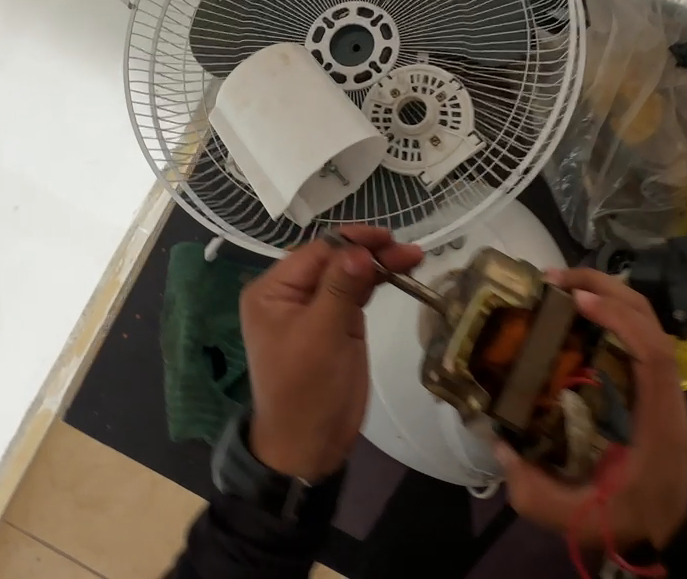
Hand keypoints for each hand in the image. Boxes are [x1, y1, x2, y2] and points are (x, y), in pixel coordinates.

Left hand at [240, 226, 423, 481]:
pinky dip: (377, 281)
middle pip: (333, 259)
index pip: (316, 253)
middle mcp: (291, 292)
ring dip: (378, 264)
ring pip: (348, 273)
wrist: (309, 446)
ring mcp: (314, 307)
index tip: (388, 240)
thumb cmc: (305, 390)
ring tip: (413, 257)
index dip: (352, 243)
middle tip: (407, 250)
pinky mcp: (336, 322)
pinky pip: (355, 292)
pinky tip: (399, 273)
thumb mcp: (321, 336)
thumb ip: (340, 289)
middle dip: (369, 251)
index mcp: (272, 290)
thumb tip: (359, 250)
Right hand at [493, 268, 686, 550]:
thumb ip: (532, 488)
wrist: (665, 536)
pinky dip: (612, 311)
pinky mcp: (652, 385)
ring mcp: (663, 386)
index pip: (652, 352)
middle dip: (607, 287)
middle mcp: (667, 394)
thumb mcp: (573, 516)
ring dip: (608, 292)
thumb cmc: (624, 522)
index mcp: (658, 420)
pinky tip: (578, 310)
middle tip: (556, 278)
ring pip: (647, 321)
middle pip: (651, 321)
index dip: (618, 317)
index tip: (577, 299)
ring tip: (562, 284)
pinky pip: (638, 333)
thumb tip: (499, 442)